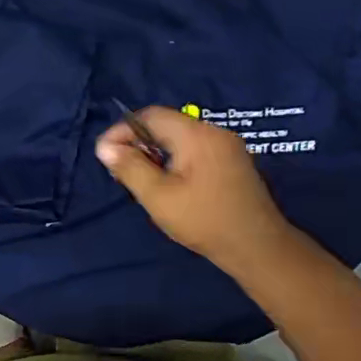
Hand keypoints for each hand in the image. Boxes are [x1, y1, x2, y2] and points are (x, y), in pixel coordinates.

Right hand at [95, 105, 295, 270]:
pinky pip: (193, 149)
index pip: (151, 115)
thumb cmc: (202, 219)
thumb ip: (130, 168)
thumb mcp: (157, 196)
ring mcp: (226, 146)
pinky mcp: (231, 161)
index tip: (104, 155)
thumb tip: (104, 147)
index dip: (122, 130)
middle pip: (166, 124)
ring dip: (153, 152)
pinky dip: (172, 159)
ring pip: (179, 138)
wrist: (255, 245)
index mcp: (196, 135)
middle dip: (137, 142)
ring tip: (138, 179)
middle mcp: (214, 132)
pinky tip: (165, 183)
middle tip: (119, 170)